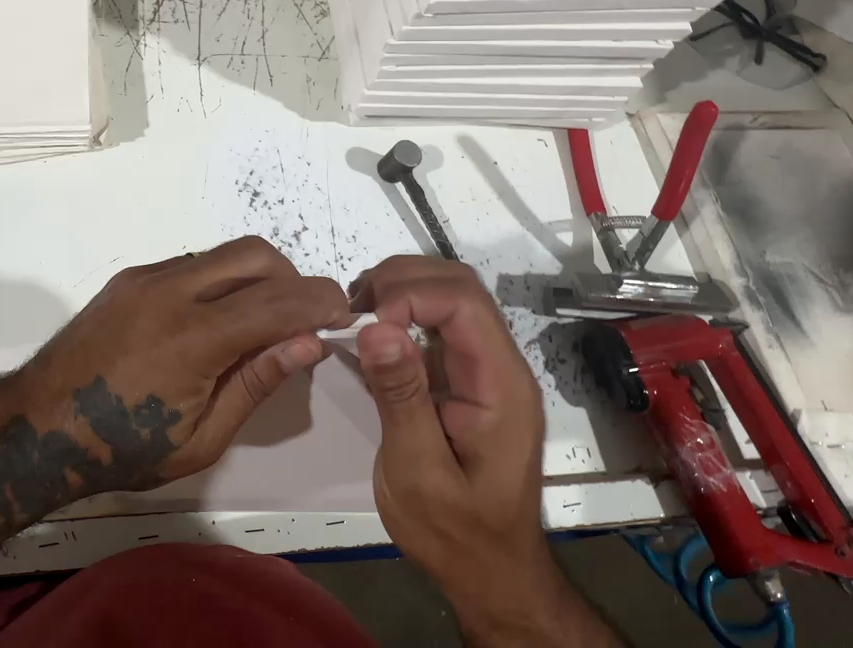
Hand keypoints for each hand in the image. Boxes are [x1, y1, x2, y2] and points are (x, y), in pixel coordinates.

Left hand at [14, 236, 349, 491]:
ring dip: (255, 277)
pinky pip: (191, 264)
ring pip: (222, 254)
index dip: (321, 303)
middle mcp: (171, 290)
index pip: (278, 301)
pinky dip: (220, 281)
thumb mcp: (202, 437)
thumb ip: (257, 382)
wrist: (39, 427)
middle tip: (303, 320)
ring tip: (259, 324)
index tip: (345, 315)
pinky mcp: (130, 277)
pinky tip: (213, 321)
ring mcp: (146, 277)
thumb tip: (308, 344)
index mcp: (193, 337)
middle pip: (255, 255)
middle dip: (292, 279)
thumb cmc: (124, 448)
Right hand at [350, 257, 558, 617]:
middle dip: (401, 281)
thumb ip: (401, 397)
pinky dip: (400, 313)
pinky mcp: (465, 377)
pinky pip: (437, 322)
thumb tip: (375, 327)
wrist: (490, 572)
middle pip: (459, 285)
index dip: (410, 294)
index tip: (366, 322)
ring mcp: (484, 368)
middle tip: (351, 308)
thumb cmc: (455, 532)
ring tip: (355, 315)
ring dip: (399, 290)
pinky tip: (369, 333)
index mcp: (501, 384)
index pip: (464, 302)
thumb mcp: (418, 472)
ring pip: (449, 295)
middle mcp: (500, 364)